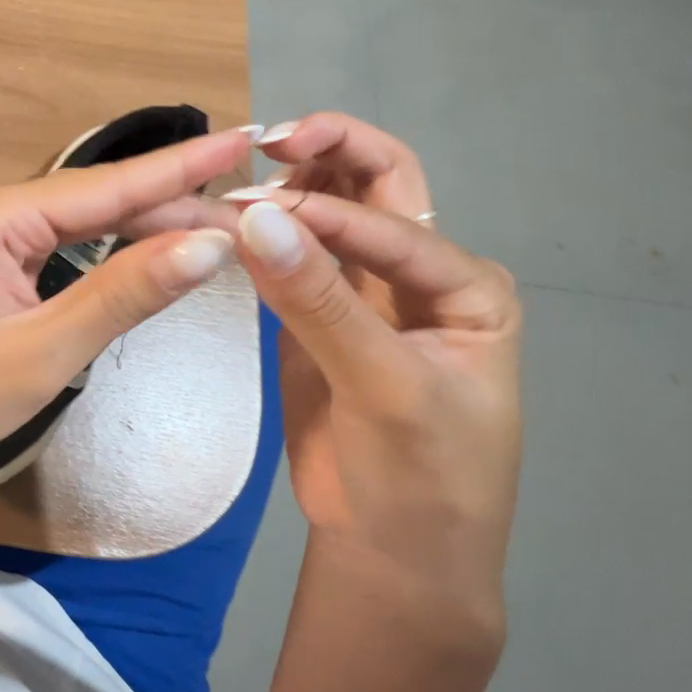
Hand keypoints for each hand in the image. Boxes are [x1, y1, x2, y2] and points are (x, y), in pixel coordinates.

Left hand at [0, 130, 254, 475]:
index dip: (180, 168)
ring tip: (223, 222)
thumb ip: (125, 293)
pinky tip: (156, 245)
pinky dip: (113, 247)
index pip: (106, 187)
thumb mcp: (46, 349)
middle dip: (172, 203)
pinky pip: (64, 241)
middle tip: (255, 205)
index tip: (246, 140)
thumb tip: (210, 244)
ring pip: (84, 219)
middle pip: (98, 199)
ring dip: (147, 225)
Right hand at [234, 114, 521, 591]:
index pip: (390, 222)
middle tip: (263, 140)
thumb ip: (320, 301)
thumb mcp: (385, 388)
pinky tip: (226, 223)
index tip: (248, 203)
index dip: (322, 208)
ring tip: (234, 175)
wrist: (392, 551)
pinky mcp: (315, 317)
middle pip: (378, 187)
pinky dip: (261, 235)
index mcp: (464, 286)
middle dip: (327, 152)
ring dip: (289, 185)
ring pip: (330, 214)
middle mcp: (416, 276)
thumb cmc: (421, 477)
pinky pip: (290, 260)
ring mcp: (361, 295)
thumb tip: (252, 216)